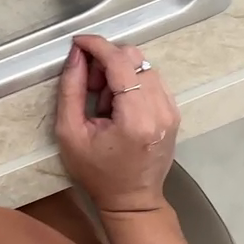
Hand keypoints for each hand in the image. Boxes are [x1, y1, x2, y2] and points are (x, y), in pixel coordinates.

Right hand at [53, 34, 178, 213]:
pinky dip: (132, 81)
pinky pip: (152, 79)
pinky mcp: (173, 112)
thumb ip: (71, 88)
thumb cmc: (96, 171)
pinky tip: (119, 103)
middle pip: (134, 58)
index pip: (120, 63)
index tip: (78, 42)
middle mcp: (160, 111)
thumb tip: (77, 55)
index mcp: (135, 119)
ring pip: (144, 65)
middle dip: (106, 61)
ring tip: (103, 98)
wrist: (132, 201)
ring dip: (119, 71)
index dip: (97, 45)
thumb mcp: (69, 132)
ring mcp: (171, 111)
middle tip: (89, 84)